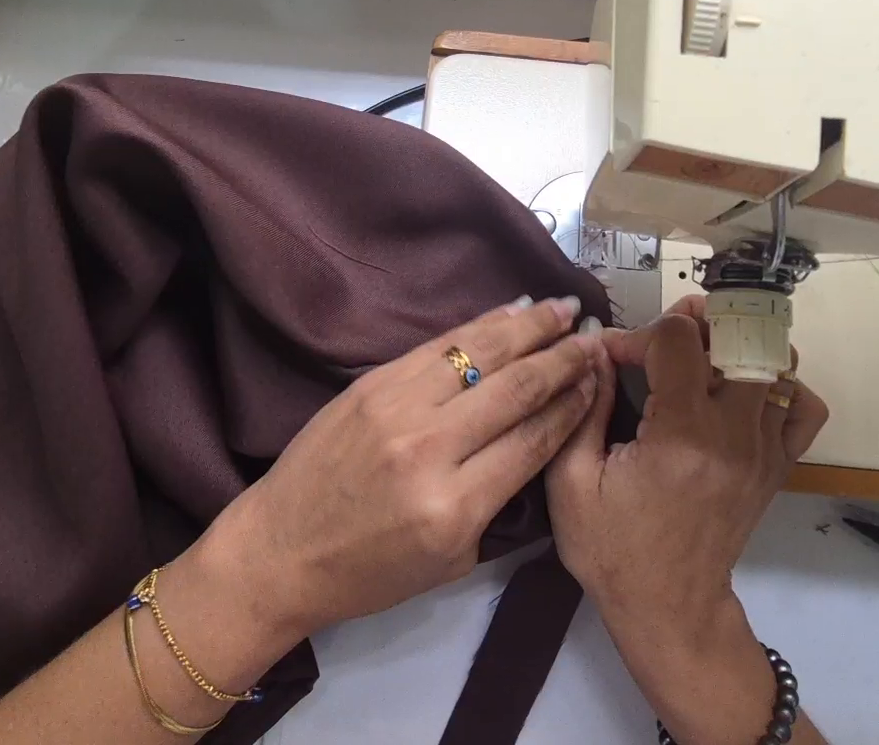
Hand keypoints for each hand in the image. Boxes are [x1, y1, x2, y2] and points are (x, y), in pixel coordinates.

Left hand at [185, 295, 605, 645]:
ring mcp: (396, 407)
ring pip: (479, 354)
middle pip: (515, 389)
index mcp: (454, 508)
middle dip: (563, 358)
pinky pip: (438, 345)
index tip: (599, 377)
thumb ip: (499, 501)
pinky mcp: (371, 382)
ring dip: (528, 326)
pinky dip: (479, 325)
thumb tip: (541, 433)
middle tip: (596, 336)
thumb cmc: (368, 570)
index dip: (572, 404)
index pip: (533, 440)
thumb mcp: (450, 560)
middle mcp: (429, 449)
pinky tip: (509, 311)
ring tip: (564, 307)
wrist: (279, 548)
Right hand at [547, 296, 827, 744]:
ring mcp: (765, 449)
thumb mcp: (570, 482)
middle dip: (694, 325)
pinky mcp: (778, 465)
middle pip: (737, 338)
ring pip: (772, 362)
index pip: (677, 341)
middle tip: (659, 340)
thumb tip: (592, 352)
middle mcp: (734, 433)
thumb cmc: (612, 548)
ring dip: (731, 347)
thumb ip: (582, 408)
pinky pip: (802, 405)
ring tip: (695, 359)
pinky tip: (739, 391)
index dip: (638, 334)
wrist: (670, 609)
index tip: (610, 355)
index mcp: (681, 434)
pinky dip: (779, 383)